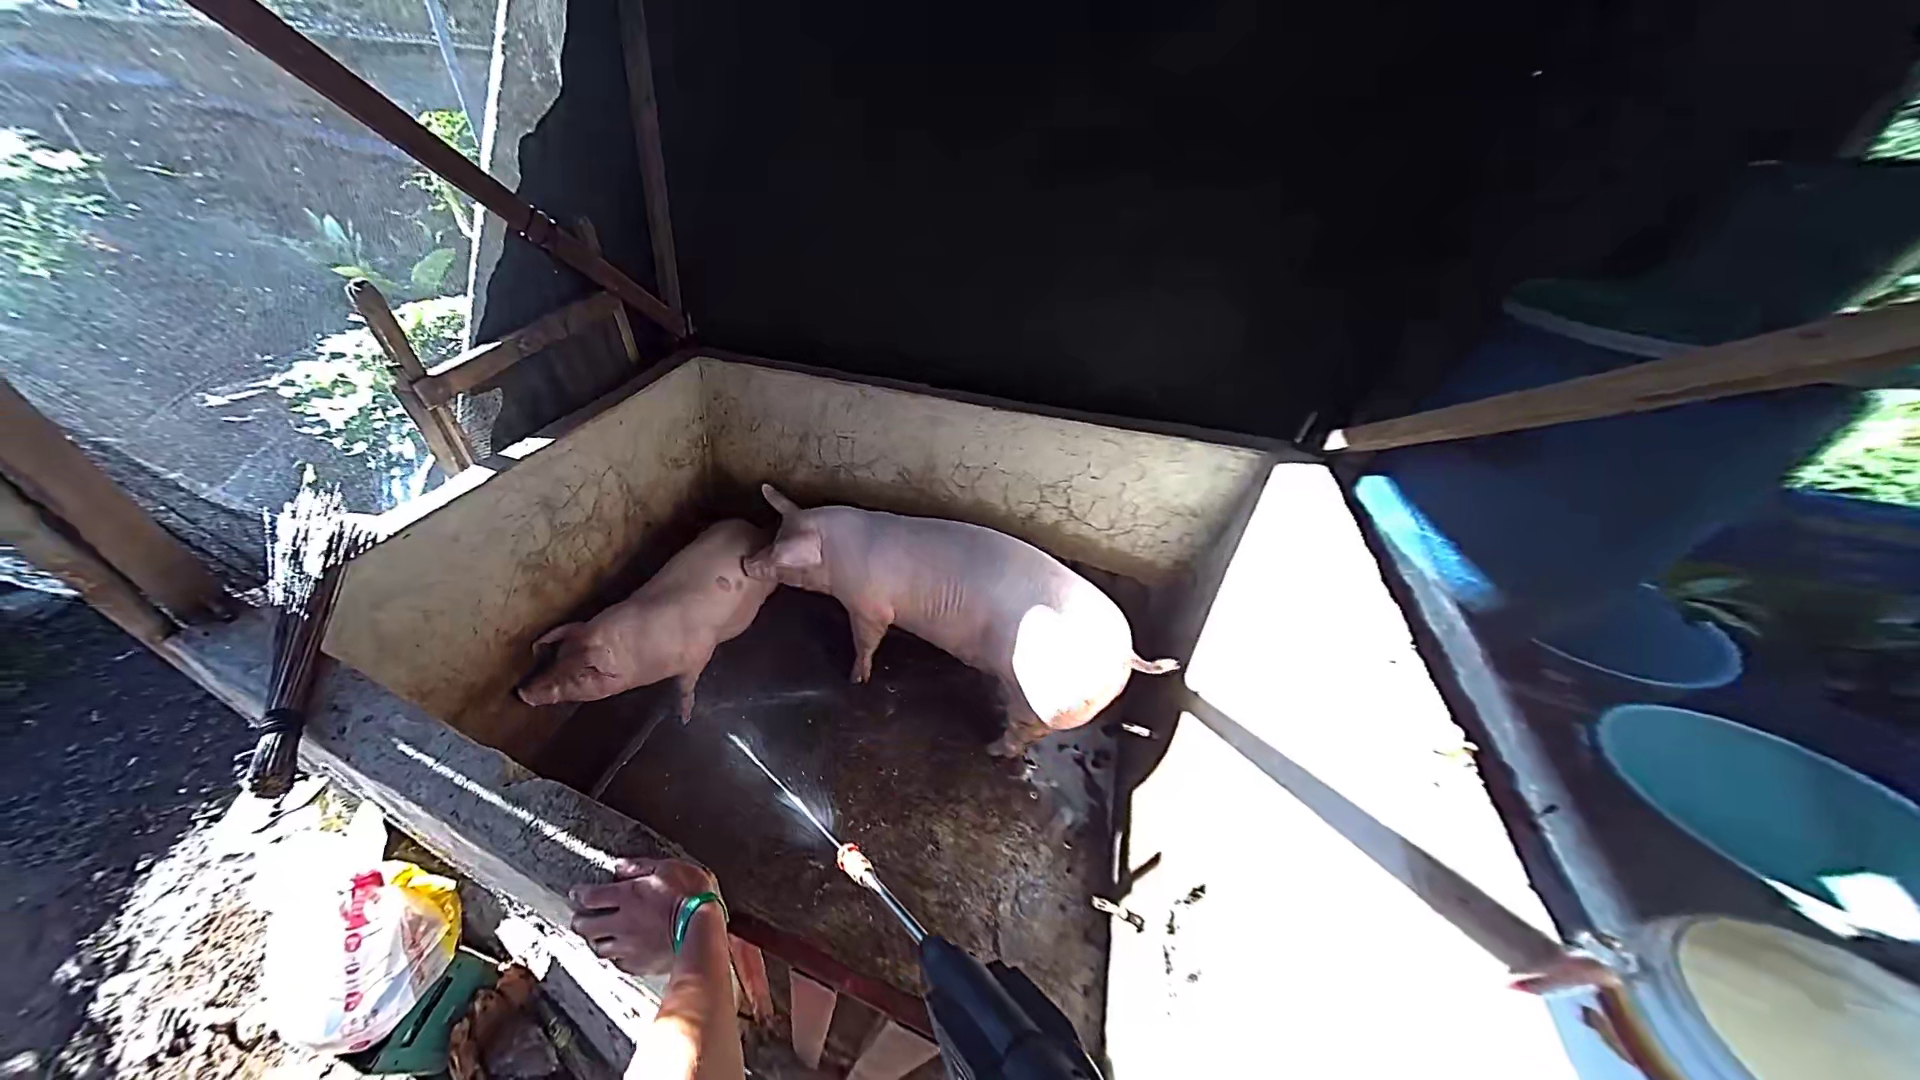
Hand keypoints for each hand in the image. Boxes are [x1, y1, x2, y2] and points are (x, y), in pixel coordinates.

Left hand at [570, 858, 719, 975]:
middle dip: (580, 920)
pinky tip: (619, 953)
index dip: (580, 894)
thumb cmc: (691, 895)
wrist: (701, 930)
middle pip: (586, 925)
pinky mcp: (637, 964)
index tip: (576, 893)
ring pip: (598, 947)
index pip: (592, 896)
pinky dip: (614, 956)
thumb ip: (642, 866)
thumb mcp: (670, 868)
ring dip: (595, 940)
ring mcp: (627, 946)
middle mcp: (621, 922)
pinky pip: (617, 963)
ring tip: (597, 935)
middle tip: (581, 917)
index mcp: (628, 895)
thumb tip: (621, 866)